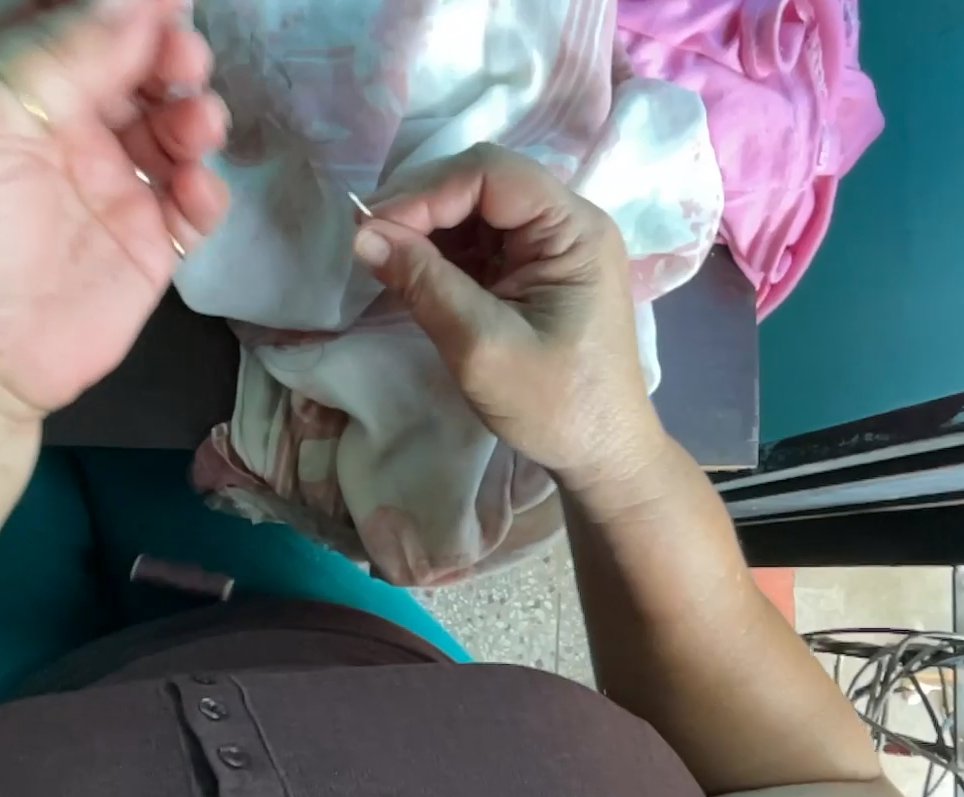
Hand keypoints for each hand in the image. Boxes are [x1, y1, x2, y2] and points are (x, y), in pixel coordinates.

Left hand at [0, 0, 229, 417]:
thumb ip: (57, 59)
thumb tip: (136, 2)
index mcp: (2, 84)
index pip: (64, 16)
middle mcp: (61, 130)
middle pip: (128, 69)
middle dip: (163, 53)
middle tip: (186, 58)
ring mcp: (109, 191)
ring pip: (168, 132)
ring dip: (190, 117)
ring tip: (198, 122)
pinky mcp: (148, 248)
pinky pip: (191, 206)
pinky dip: (205, 191)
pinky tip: (197, 192)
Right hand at [351, 144, 667, 492]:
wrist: (600, 454)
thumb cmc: (555, 407)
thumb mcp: (482, 347)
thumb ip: (425, 285)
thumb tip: (362, 236)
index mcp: (573, 230)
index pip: (491, 174)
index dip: (426, 191)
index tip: (372, 230)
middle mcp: (568, 225)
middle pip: (483, 185)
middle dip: (423, 208)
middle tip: (369, 241)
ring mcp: (553, 251)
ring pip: (478, 215)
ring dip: (428, 232)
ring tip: (384, 260)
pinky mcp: (536, 277)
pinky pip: (483, 248)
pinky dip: (443, 257)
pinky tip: (413, 275)